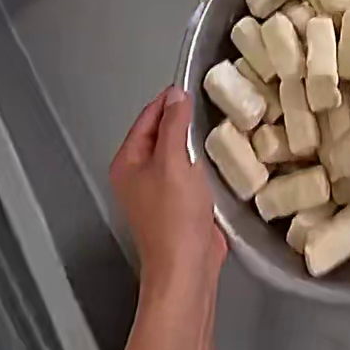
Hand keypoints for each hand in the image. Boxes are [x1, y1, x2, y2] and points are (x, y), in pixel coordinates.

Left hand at [110, 87, 225, 290]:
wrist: (187, 266)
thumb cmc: (174, 214)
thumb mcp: (173, 161)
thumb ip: (174, 125)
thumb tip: (176, 95)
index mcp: (128, 162)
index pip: (147, 118)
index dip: (169, 100)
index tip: (194, 83)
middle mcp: (138, 173)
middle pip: (161, 132)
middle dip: (183, 117)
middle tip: (212, 99)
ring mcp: (158, 189)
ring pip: (177, 150)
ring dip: (195, 138)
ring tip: (221, 120)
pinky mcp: (179, 201)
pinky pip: (189, 168)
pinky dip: (203, 157)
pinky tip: (221, 151)